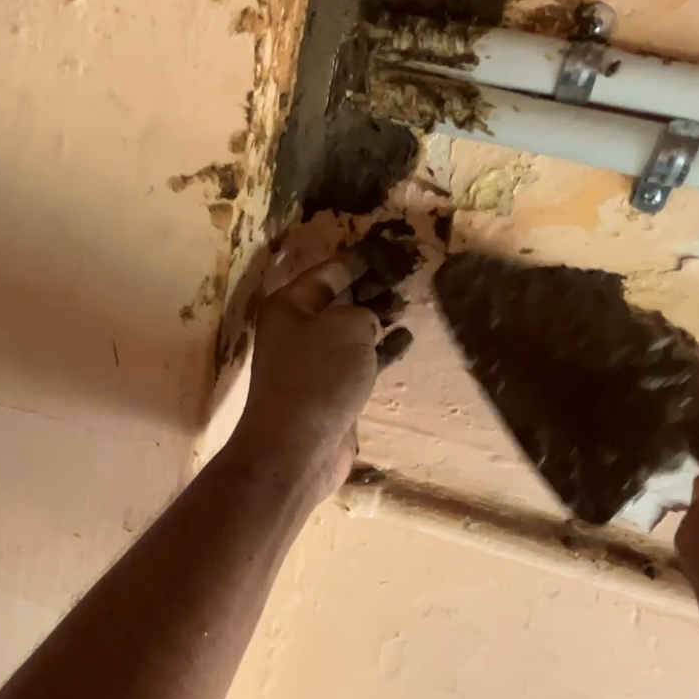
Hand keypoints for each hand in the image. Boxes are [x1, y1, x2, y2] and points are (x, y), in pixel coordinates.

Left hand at [233, 254, 394, 501]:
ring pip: (351, 328)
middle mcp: (297, 329)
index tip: (393, 249)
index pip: (331, 270)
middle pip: (339, 297)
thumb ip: (364, 313)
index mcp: (290, 305)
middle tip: (406, 275)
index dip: (363, 258)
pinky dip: (382, 347)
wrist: (297, 448)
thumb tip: (368, 323)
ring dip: (378, 315)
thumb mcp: (347, 327)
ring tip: (408, 302)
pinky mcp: (331, 389)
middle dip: (372, 285)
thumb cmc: (318, 377)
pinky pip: (360, 358)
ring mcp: (313, 361)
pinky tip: (406, 337)